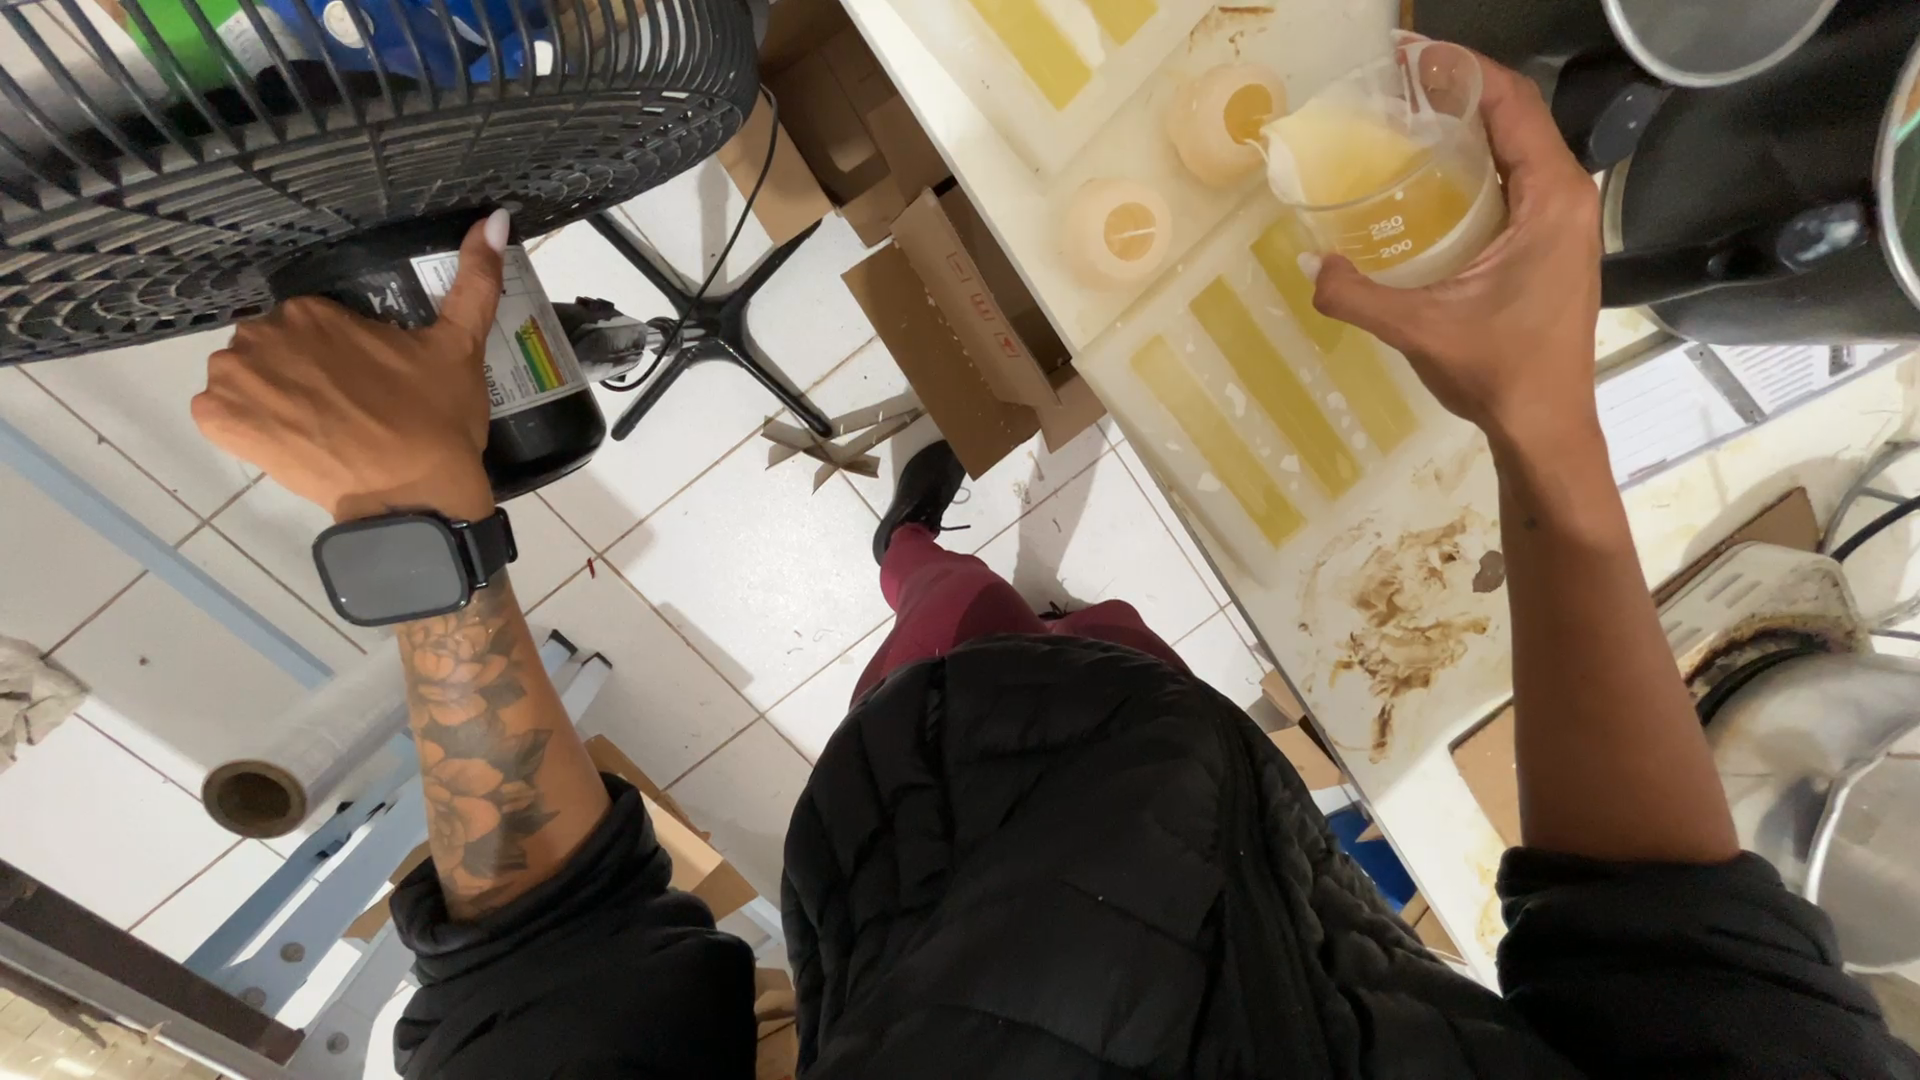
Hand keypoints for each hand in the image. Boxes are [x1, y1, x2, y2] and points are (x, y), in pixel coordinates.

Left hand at [193, 210, 509, 522]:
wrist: (414, 493)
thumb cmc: (438, 419)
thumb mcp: (462, 348)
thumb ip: (476, 283)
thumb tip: (496, 218)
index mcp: (312, 312)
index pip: (322, 325)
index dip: (354, 355)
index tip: (384, 383)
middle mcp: (257, 334)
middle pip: (283, 349)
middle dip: (315, 373)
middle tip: (364, 409)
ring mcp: (231, 380)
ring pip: (254, 378)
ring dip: (283, 397)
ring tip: (333, 429)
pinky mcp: (218, 422)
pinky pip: (227, 414)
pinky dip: (256, 426)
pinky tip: (299, 441)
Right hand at [1308, 55, 1601, 450]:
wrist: (1542, 422)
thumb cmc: (1496, 371)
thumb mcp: (1417, 329)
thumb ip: (1357, 296)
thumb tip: (1309, 264)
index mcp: (1550, 199)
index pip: (1512, 106)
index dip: (1462, 72)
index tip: (1412, 58)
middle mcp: (1564, 199)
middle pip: (1513, 123)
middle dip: (1456, 99)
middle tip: (1394, 97)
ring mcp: (1558, 226)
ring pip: (1512, 158)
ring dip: (1463, 138)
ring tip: (1404, 135)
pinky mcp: (1545, 250)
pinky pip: (1508, 192)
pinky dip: (1469, 177)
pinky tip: (1426, 195)